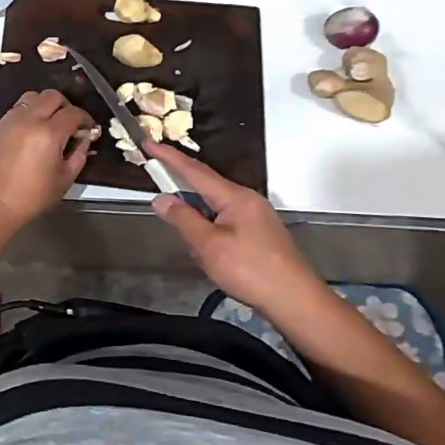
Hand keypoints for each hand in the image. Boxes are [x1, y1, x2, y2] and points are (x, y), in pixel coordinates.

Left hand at [0, 90, 95, 226]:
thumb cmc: (33, 196)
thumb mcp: (65, 178)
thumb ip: (79, 154)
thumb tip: (83, 140)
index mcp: (49, 134)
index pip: (73, 113)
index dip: (85, 119)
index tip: (88, 129)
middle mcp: (29, 120)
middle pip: (53, 96)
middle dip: (66, 106)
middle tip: (70, 124)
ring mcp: (12, 120)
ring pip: (33, 96)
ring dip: (46, 105)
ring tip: (50, 123)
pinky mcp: (0, 125)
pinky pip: (19, 107)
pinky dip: (30, 111)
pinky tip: (34, 129)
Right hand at [145, 143, 321, 312]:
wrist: (295, 300)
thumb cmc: (250, 270)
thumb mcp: (208, 245)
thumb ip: (183, 219)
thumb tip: (161, 199)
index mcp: (235, 197)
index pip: (195, 171)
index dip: (169, 157)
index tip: (149, 144)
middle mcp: (248, 200)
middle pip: (206, 186)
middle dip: (181, 185)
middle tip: (159, 184)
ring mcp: (256, 217)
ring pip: (215, 207)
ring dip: (196, 215)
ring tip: (188, 239)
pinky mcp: (259, 234)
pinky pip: (225, 220)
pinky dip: (208, 227)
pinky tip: (205, 248)